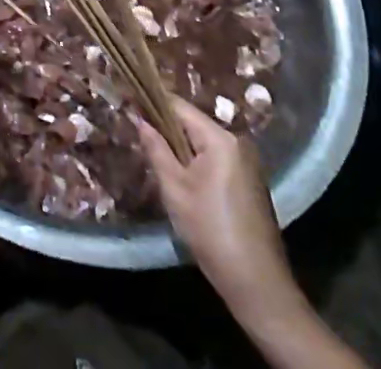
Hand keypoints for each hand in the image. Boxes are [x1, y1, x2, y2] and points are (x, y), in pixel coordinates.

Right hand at [136, 97, 297, 320]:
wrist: (255, 280)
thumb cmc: (209, 227)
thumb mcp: (173, 186)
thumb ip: (155, 147)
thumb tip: (139, 118)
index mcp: (220, 140)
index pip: (178, 106)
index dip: (149, 101)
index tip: (124, 100)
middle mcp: (237, 144)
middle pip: (191, 122)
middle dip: (162, 124)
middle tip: (132, 128)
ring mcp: (245, 163)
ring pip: (200, 141)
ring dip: (175, 143)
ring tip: (147, 148)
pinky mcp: (246, 181)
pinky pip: (212, 157)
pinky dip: (191, 158)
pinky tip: (174, 171)